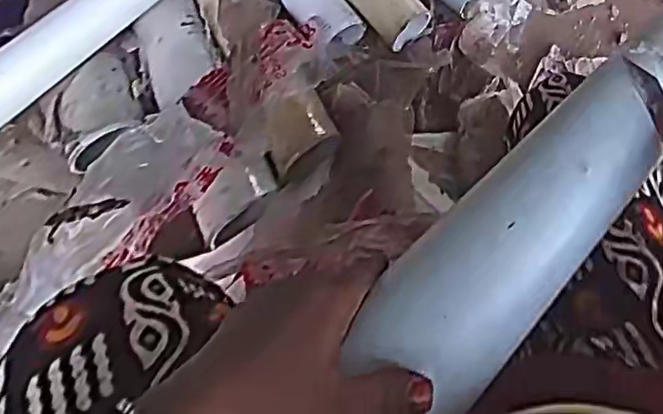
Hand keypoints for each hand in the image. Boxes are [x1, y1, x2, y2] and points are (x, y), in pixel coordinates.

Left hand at [147, 262, 431, 413]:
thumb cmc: (271, 404)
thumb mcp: (337, 407)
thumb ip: (384, 392)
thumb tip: (424, 386)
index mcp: (330, 292)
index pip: (373, 264)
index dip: (393, 273)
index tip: (409, 289)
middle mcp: (300, 283)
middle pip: (342, 279)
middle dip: (360, 300)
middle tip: (378, 330)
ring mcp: (266, 298)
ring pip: (309, 296)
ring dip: (326, 314)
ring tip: (337, 350)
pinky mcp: (239, 320)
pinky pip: (281, 313)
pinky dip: (295, 328)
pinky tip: (291, 361)